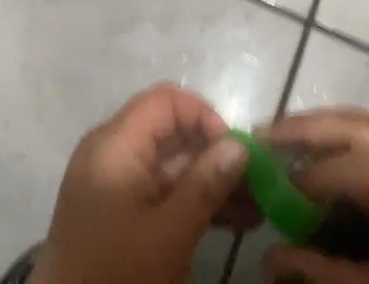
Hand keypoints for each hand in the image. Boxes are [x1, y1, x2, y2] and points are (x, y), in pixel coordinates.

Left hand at [29, 84, 250, 283]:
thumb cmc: (117, 269)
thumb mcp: (169, 231)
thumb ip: (205, 184)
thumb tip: (240, 144)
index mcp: (116, 142)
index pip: (165, 101)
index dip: (204, 117)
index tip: (236, 153)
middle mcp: (111, 150)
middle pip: (169, 130)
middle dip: (214, 153)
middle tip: (257, 184)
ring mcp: (112, 180)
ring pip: (169, 163)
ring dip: (209, 181)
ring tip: (254, 210)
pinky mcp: (116, 208)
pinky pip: (159, 188)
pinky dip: (190, 199)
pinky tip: (229, 222)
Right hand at [259, 108, 368, 283]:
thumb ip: (323, 270)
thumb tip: (266, 258)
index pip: (350, 169)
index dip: (303, 175)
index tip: (263, 182)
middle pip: (353, 127)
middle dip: (301, 129)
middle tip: (259, 137)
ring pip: (361, 119)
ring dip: (317, 124)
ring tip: (278, 134)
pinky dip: (339, 129)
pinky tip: (315, 144)